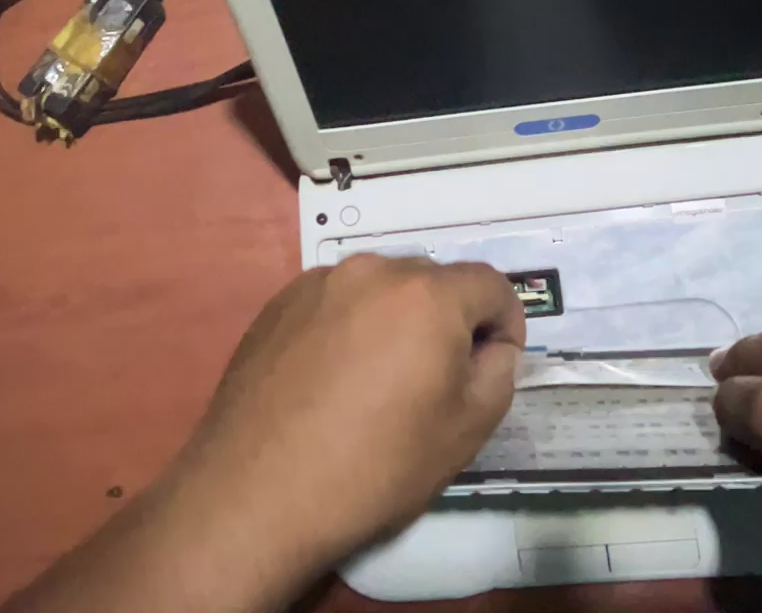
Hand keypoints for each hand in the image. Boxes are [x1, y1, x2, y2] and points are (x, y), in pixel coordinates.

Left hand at [183, 253, 525, 561]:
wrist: (256, 492)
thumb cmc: (374, 465)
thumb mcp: (466, 430)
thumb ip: (499, 370)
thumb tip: (491, 345)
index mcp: (428, 294)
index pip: (490, 284)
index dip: (505, 322)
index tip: (492, 362)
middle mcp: (374, 270)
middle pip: (434, 280)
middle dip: (449, 318)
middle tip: (434, 377)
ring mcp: (321, 281)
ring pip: (382, 286)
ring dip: (397, 317)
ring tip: (377, 377)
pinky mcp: (281, 300)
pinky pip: (337, 298)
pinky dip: (350, 323)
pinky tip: (331, 375)